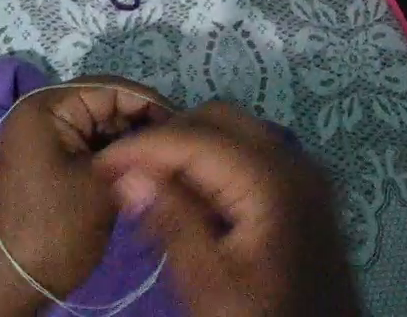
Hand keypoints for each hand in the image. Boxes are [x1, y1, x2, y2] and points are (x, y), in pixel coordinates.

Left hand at [0, 76, 172, 316]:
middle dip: (141, 122)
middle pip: (104, 104)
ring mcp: (43, 139)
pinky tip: (141, 170)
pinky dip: (114, 156)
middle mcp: (42, 113)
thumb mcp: (99, 187)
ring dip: (129, 140)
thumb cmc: (50, 230)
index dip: (149, 102)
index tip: (184, 125)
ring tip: (165, 158)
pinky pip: (88, 146)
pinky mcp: (47, 162)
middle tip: (178, 145)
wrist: (2, 287)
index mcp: (47, 107)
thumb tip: (166, 137)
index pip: (110, 88)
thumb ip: (133, 153)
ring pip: (99, 127)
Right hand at [94, 102, 360, 316]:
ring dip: (191, 147)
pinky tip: (191, 197)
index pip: (194, 138)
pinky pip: (252, 154)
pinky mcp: (305, 194)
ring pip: (235, 132)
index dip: (143, 146)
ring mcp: (304, 175)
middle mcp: (294, 161)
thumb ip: (171, 222)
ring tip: (152, 184)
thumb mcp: (210, 286)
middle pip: (217, 120)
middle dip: (169, 138)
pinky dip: (216, 162)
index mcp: (272, 179)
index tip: (101, 164)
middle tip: (128, 174)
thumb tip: (129, 174)